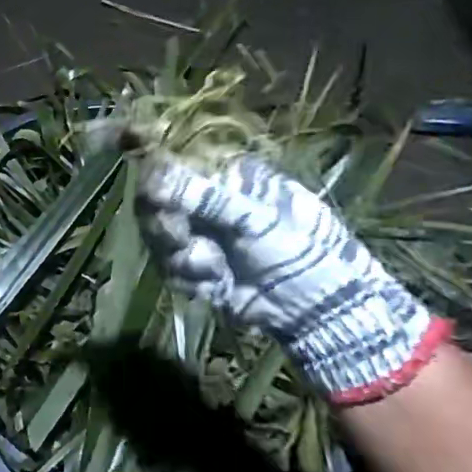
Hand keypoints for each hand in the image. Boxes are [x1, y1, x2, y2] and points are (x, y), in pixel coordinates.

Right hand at [135, 152, 449, 403]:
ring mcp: (199, 232)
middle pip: (153, 203)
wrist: (317, 309)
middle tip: (183, 242)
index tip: (158, 202)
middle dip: (167, 228)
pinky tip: (217, 287)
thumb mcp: (253, 218)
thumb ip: (204, 196)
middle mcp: (205, 198)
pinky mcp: (196, 265)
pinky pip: (170, 269)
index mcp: (223, 173)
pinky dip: (191, 280)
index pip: (170, 163)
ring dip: (182, 260)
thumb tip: (154, 177)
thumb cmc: (297, 248)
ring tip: (214, 271)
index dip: (155, 180)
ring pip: (158, 239)